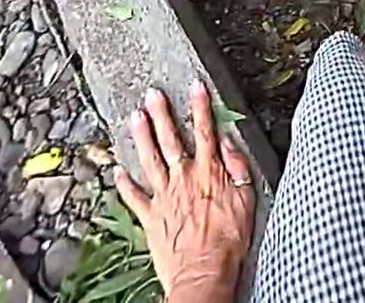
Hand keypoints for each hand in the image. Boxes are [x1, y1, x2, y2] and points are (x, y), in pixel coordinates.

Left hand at [116, 83, 255, 302]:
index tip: (195, 86)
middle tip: (152, 94)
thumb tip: (229, 141)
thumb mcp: (246, 199)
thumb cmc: (229, 241)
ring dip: (142, 136)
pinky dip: (124, 184)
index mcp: (208, 171)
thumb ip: (238, 167)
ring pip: (150, 159)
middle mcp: (184, 178)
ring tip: (134, 117)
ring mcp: (164, 196)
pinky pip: (134, 197)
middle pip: (171, 139)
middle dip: (162, 114)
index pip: (205, 130)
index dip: (201, 106)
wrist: (204, 277)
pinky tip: (118, 170)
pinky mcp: (150, 217)